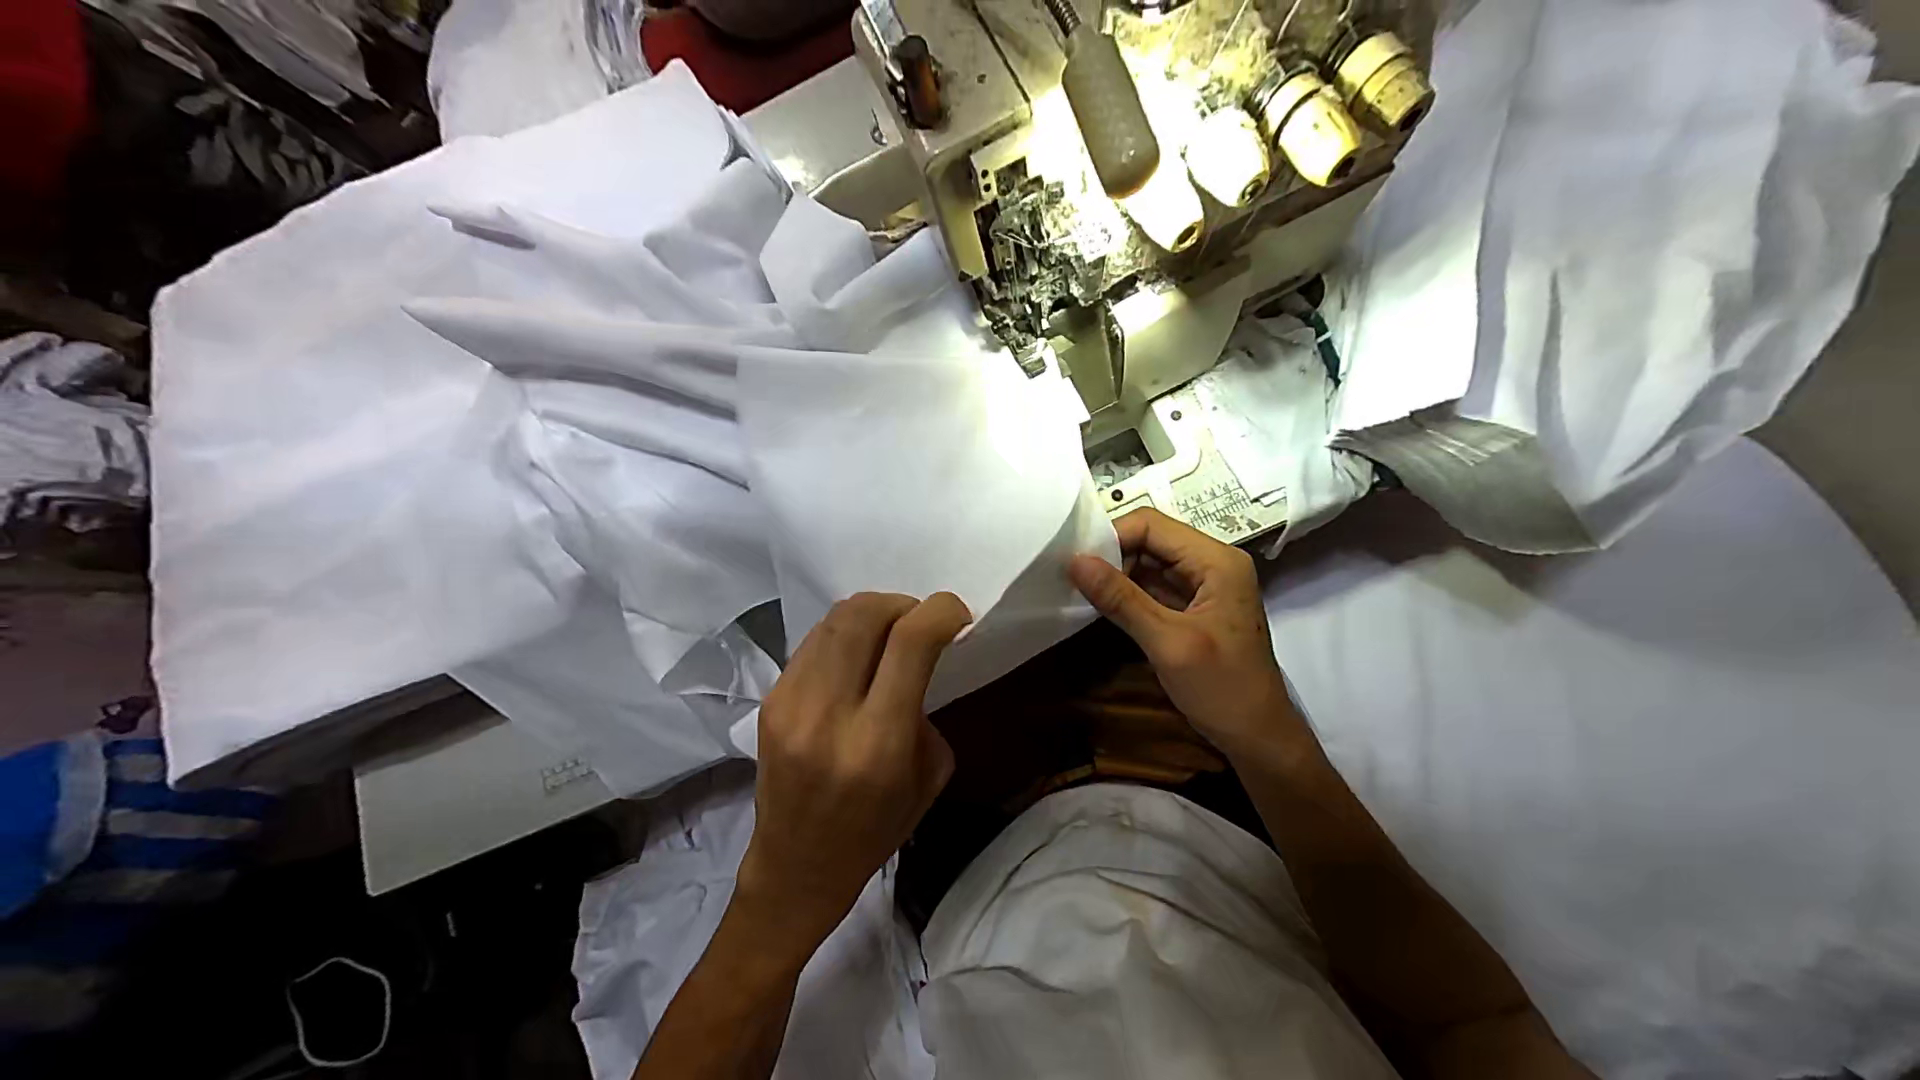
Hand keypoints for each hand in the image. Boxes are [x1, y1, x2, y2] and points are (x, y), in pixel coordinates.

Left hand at [737, 591, 972, 949]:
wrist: (796, 866)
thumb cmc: (876, 829)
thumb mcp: (929, 775)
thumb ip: (926, 705)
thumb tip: (918, 653)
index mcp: (879, 742)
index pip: (910, 642)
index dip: (942, 612)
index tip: (956, 615)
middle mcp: (829, 715)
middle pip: (864, 615)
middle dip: (902, 604)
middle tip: (919, 621)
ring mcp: (790, 703)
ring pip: (834, 619)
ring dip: (872, 613)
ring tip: (888, 632)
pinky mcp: (768, 700)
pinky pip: (813, 641)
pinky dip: (843, 635)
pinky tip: (855, 656)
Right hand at [1069, 507, 1298, 757]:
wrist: (1258, 737)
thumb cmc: (1222, 688)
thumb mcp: (1166, 642)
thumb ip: (1120, 599)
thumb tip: (1074, 562)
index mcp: (1216, 561)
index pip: (1152, 525)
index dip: (1112, 536)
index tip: (1075, 559)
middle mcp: (1212, 563)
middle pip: (1151, 539)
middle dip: (1111, 553)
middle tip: (1073, 574)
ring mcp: (1204, 585)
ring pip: (1150, 562)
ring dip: (1117, 573)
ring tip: (1080, 585)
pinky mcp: (1193, 606)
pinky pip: (1154, 585)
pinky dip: (1128, 592)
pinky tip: (1102, 601)